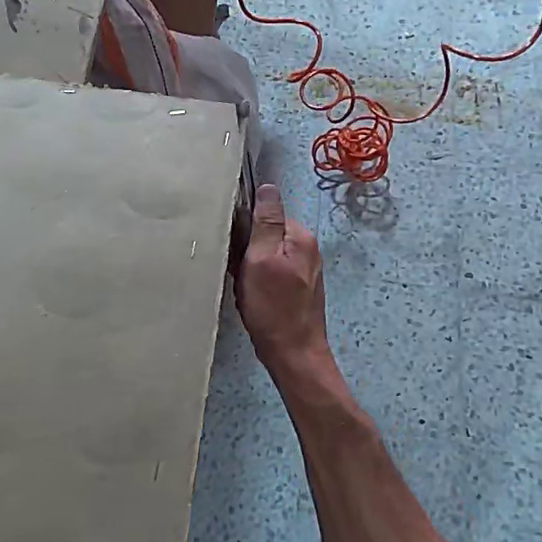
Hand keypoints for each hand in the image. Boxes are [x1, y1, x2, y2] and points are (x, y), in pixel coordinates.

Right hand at [236, 184, 330, 374]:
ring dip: (248, 268)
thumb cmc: (273, 307)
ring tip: (244, 288)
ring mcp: (303, 269)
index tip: (235, 249)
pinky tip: (251, 297)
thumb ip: (265, 222)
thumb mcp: (261, 260)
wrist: (293, 354)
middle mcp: (306, 248)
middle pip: (264, 234)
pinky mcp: (296, 287)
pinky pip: (268, 272)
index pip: (266, 213)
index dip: (244, 230)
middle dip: (245, 250)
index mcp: (300, 236)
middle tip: (239, 273)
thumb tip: (267, 186)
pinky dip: (256, 281)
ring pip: (263, 255)